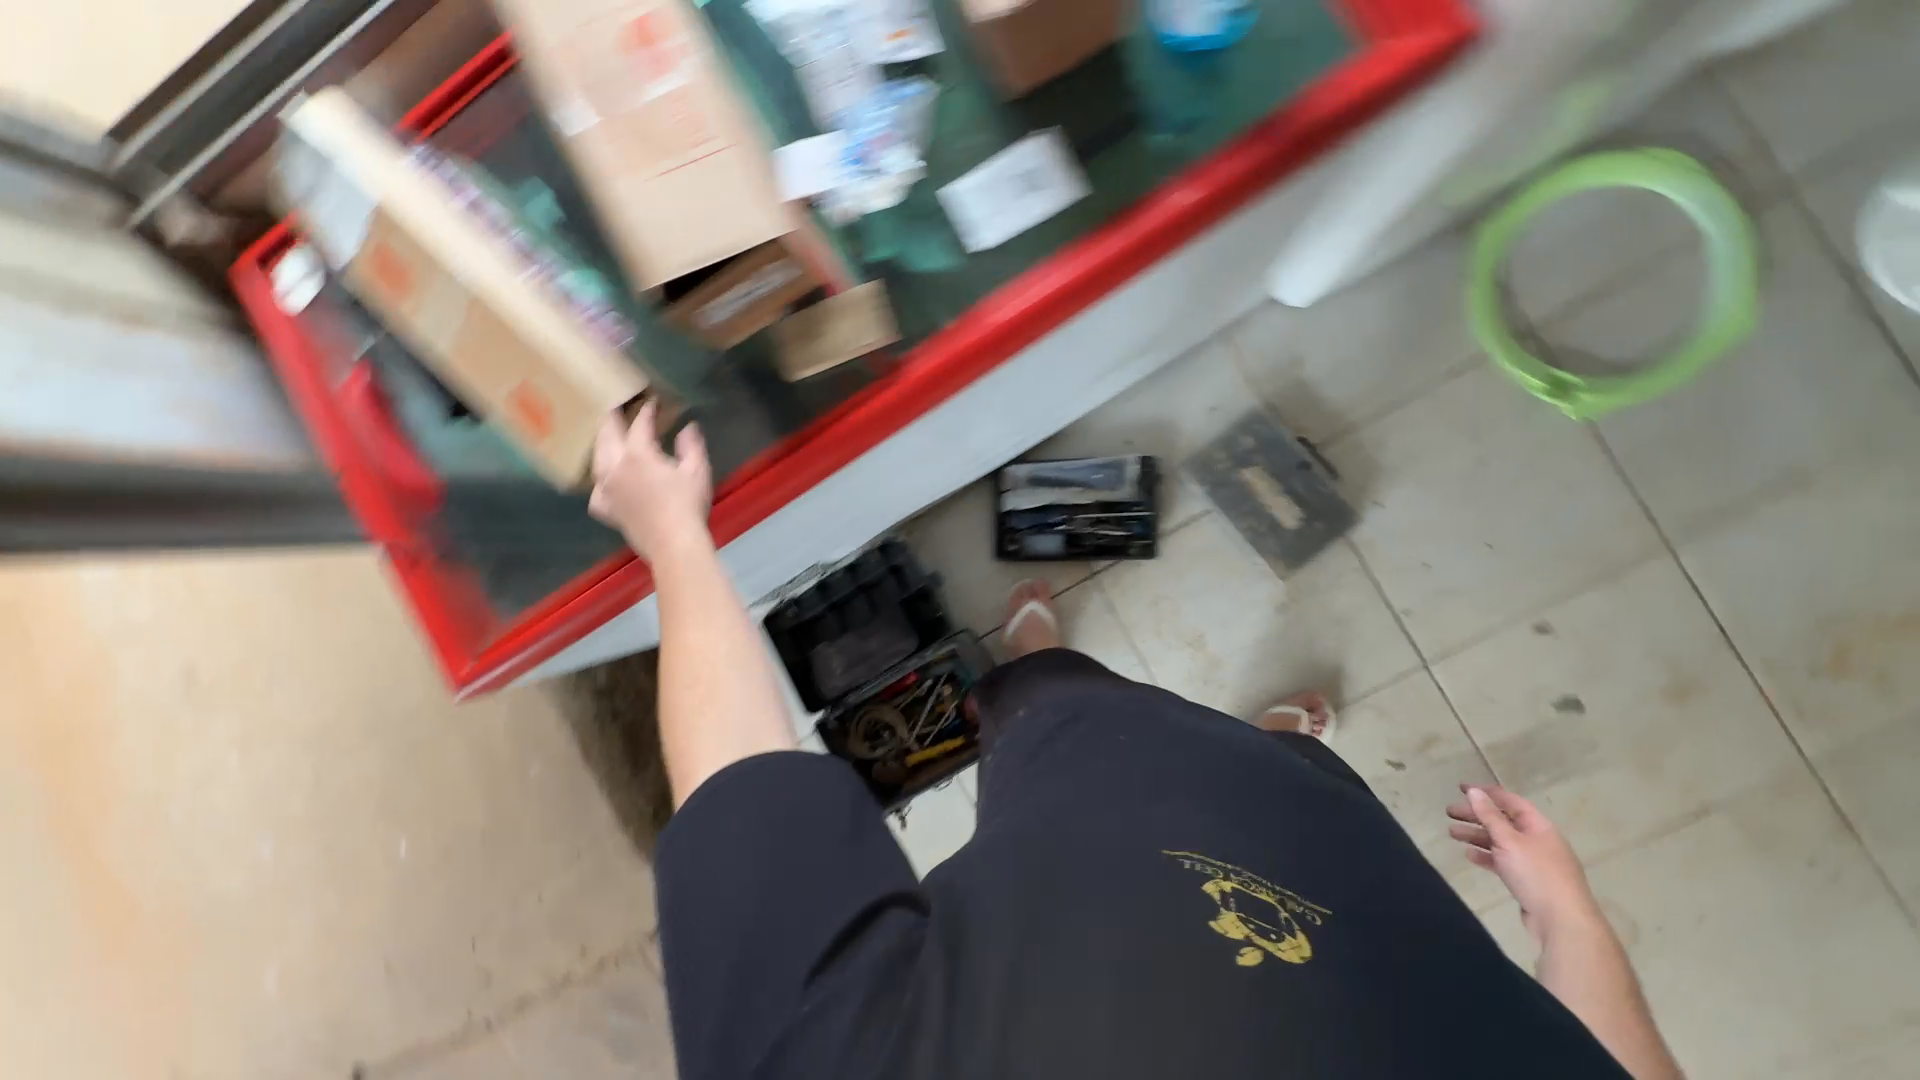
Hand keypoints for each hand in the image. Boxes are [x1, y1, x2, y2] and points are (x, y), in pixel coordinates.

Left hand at [589, 401, 712, 563]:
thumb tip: (688, 428)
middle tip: (614, 407)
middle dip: (612, 419)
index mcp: (638, 454)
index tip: (651, 402)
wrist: (674, 542)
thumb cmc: (688, 504)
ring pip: (597, 459)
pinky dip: (601, 483)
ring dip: (601, 444)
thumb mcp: (697, 470)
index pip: (640, 425)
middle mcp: (615, 467)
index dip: (646, 411)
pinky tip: (606, 485)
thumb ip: (691, 446)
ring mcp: (606, 489)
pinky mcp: (606, 509)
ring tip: (607, 438)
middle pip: (607, 435)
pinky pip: (597, 491)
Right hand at [1448, 784, 1602, 944]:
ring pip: (1500, 841)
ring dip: (1476, 835)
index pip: (1510, 801)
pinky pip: (1503, 861)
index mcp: (1538, 826)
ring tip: (1452, 833)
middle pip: (1503, 821)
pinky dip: (1486, 856)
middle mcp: (1537, 840)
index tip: (1461, 788)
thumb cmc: (1536, 874)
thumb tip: (1475, 792)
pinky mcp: (1528, 880)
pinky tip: (1470, 855)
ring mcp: (1533, 861)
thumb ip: (1490, 816)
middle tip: (1449, 812)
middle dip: (1476, 815)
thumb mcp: (1509, 841)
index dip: (1486, 793)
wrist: (1562, 921)